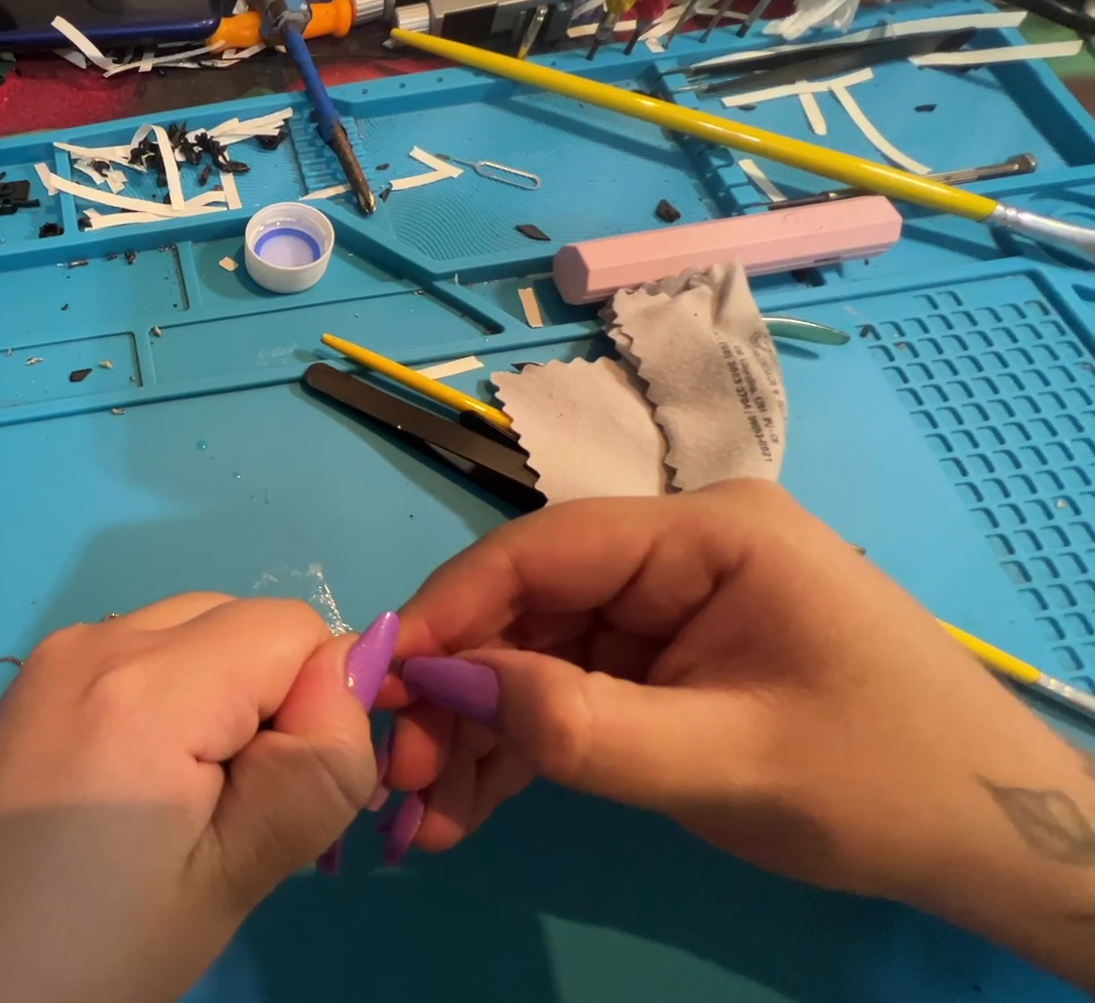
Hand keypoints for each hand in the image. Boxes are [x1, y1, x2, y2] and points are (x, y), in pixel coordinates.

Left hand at [0, 594, 392, 999]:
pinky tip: (142, 770)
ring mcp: (67, 644)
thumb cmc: (82, 951)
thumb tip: (354, 675)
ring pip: (200, 627)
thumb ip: (311, 774)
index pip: (290, 628)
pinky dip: (178, 688)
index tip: (284, 791)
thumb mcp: (225, 883)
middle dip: (275, 693)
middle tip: (238, 802)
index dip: (318, 700)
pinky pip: (150, 645)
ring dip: (226, 691)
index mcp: (148, 685)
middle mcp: (103, 636)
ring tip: (188, 791)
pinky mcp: (46, 665)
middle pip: (245, 619)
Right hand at [383, 480, 1094, 927]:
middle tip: (398, 770)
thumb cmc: (893, 789)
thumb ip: (579, 723)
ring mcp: (646, 610)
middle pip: (519, 608)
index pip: (540, 550)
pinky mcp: (638, 661)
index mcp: (702, 535)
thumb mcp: (730, 763)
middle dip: (453, 691)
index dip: (451, 607)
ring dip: (467, 732)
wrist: (1007, 855)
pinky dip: (506, 749)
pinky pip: (550, 692)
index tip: (383, 675)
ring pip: (520, 657)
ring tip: (421, 809)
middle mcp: (661, 557)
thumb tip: (442, 682)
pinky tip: (463, 804)